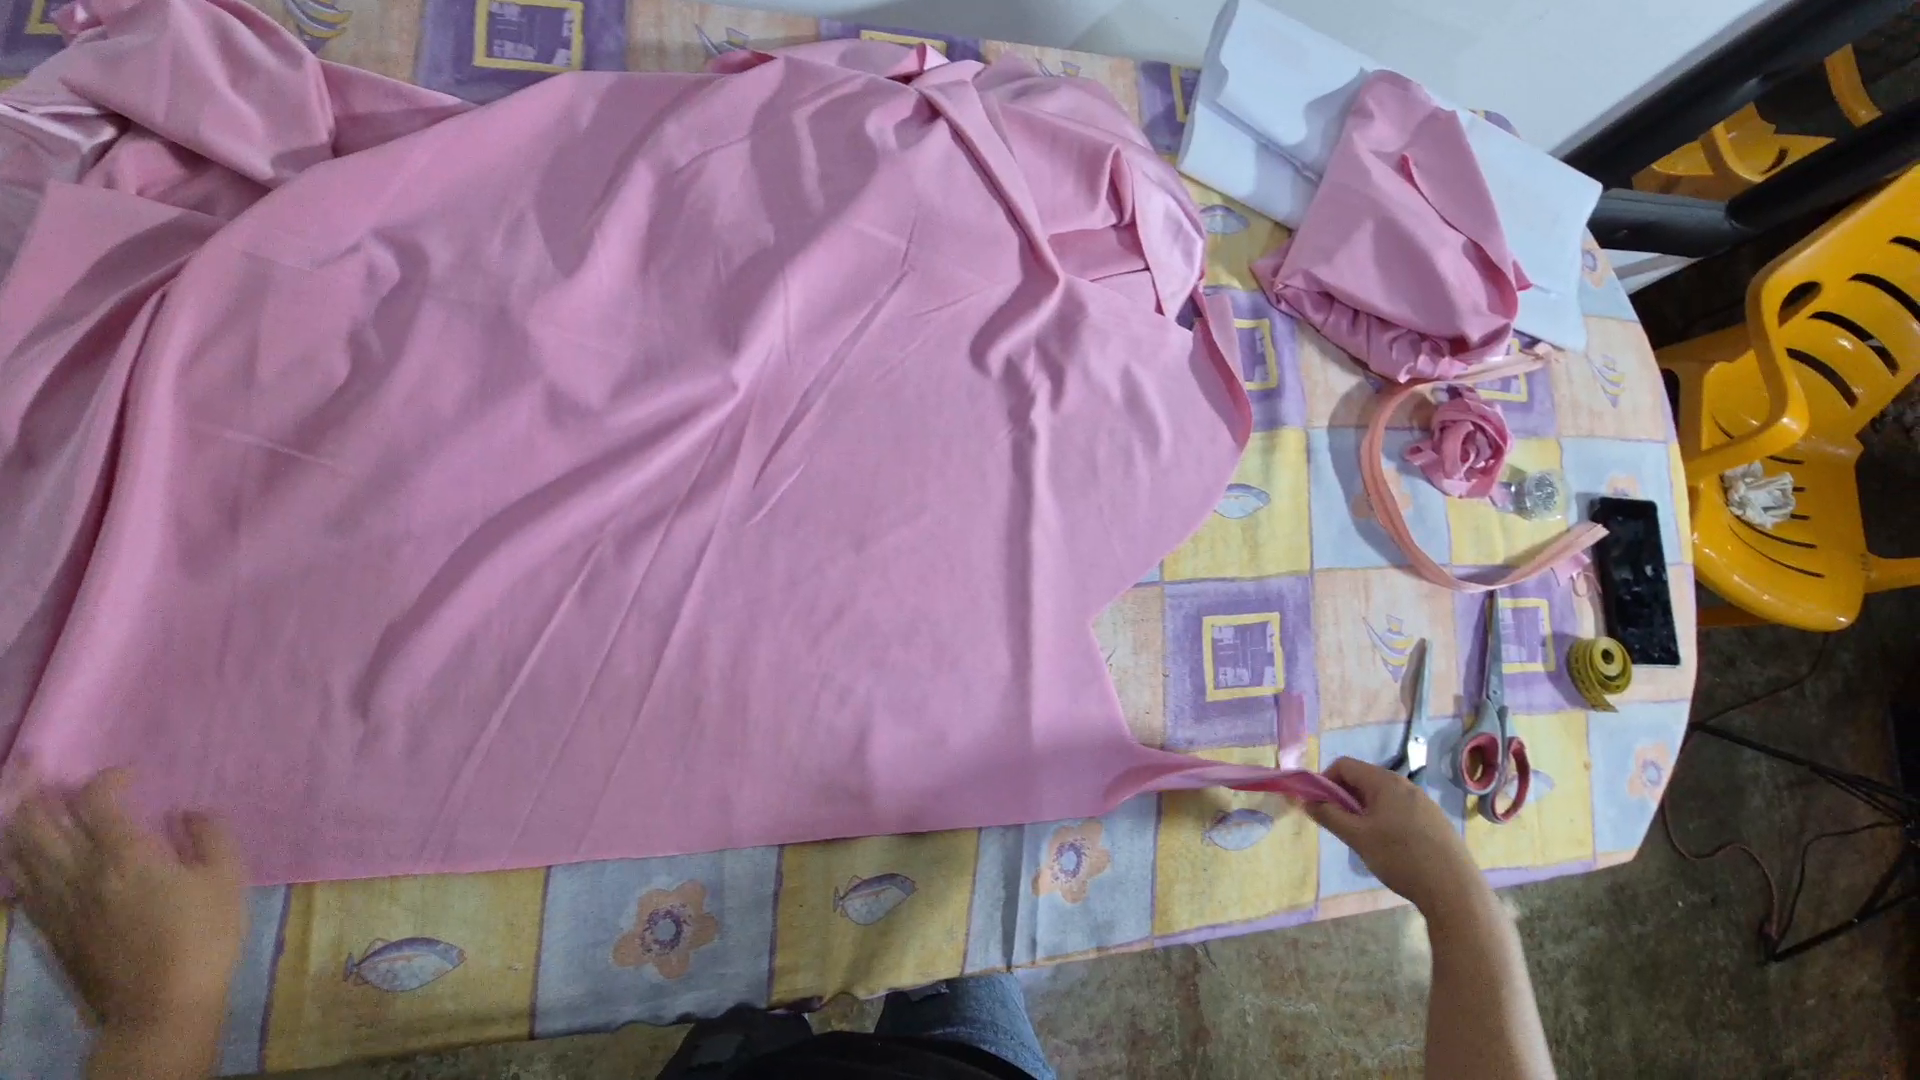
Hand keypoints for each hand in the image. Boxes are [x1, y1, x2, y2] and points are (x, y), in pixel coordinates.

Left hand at [1, 770, 246, 1036]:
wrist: (160, 1000)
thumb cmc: (205, 933)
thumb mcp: (228, 877)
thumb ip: (210, 837)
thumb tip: (190, 813)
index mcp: (127, 857)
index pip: (98, 803)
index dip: (109, 780)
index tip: (130, 774)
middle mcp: (80, 873)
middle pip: (37, 824)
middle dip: (31, 788)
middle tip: (34, 762)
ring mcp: (57, 902)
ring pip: (18, 852)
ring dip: (16, 820)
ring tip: (19, 798)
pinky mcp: (48, 926)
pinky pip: (19, 882)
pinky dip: (16, 858)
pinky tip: (22, 852)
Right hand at [1304, 757, 1484, 914]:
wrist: (1455, 891)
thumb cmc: (1400, 858)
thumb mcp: (1357, 837)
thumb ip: (1329, 816)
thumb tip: (1308, 802)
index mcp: (1385, 782)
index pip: (1344, 765)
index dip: (1325, 780)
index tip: (1320, 805)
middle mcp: (1405, 785)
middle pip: (1363, 779)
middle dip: (1344, 797)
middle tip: (1340, 824)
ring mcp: (1424, 803)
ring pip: (1382, 796)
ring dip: (1364, 810)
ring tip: (1364, 838)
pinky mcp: (1435, 821)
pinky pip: (1400, 809)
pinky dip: (1384, 819)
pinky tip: (1391, 847)